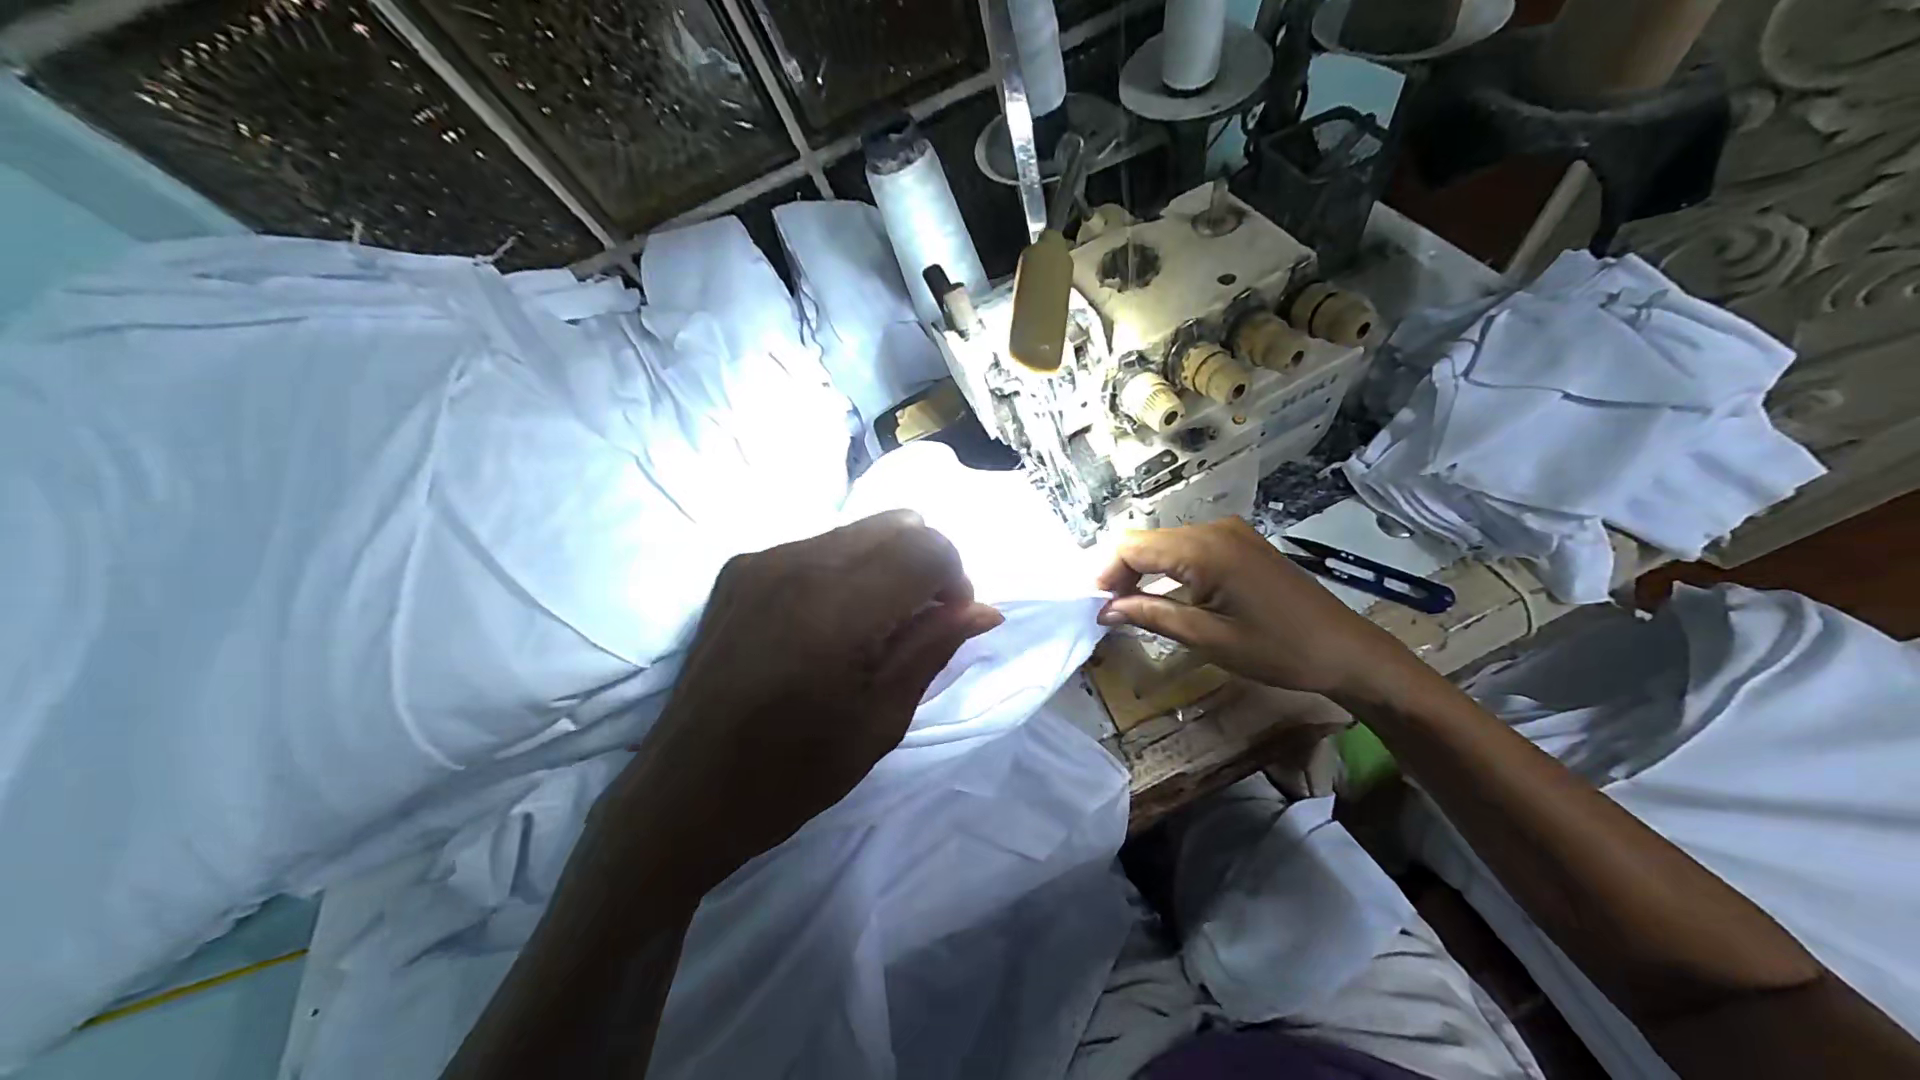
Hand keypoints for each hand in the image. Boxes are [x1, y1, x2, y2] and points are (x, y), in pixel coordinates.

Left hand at [602, 511, 1002, 893]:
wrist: (684, 794)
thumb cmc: (792, 774)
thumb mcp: (880, 720)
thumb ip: (933, 648)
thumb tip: (985, 609)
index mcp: (836, 606)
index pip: (928, 548)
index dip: (956, 580)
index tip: (949, 623)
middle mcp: (797, 563)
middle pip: (898, 523)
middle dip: (925, 564)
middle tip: (918, 624)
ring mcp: (761, 560)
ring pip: (858, 530)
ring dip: (886, 565)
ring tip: (872, 627)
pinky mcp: (738, 569)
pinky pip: (817, 546)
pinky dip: (846, 570)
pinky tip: (829, 624)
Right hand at [1095, 517, 1423, 706]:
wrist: (1347, 651)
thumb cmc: (1278, 650)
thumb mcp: (1208, 638)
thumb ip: (1152, 615)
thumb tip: (1104, 609)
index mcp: (1205, 549)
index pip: (1133, 546)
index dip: (1106, 573)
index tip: (1094, 605)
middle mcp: (1214, 529)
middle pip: (1147, 539)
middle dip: (1121, 571)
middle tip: (1109, 609)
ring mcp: (1231, 532)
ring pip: (1166, 541)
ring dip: (1144, 569)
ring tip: (1131, 605)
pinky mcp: (1241, 542)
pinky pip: (1189, 546)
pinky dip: (1169, 566)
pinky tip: (1166, 592)